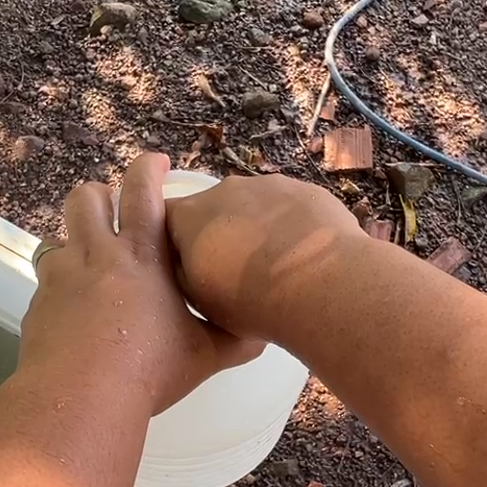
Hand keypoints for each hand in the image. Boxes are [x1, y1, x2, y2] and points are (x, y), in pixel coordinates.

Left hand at [21, 153, 261, 416]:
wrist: (81, 400)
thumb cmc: (151, 370)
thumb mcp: (204, 356)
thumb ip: (234, 340)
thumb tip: (261, 336)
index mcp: (142, 256)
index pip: (142, 190)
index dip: (148, 167)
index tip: (156, 162)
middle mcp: (97, 256)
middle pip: (85, 198)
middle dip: (98, 195)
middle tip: (113, 212)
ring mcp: (61, 279)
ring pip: (59, 239)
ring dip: (76, 244)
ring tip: (93, 271)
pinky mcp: (38, 306)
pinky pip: (48, 284)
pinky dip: (63, 290)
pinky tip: (77, 319)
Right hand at [164, 173, 365, 343]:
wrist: (322, 287)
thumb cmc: (250, 301)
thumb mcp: (198, 301)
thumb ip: (181, 271)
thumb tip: (182, 258)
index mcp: (189, 215)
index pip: (164, 218)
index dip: (175, 241)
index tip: (191, 266)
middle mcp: (224, 189)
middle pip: (211, 209)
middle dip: (219, 234)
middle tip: (236, 270)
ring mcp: (268, 184)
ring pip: (253, 205)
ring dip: (256, 228)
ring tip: (276, 264)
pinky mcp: (306, 189)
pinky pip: (289, 207)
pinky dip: (290, 226)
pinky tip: (304, 254)